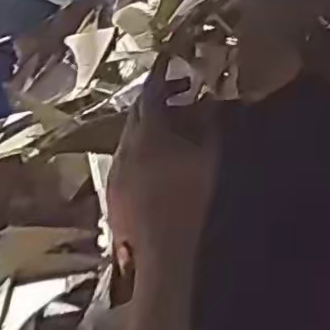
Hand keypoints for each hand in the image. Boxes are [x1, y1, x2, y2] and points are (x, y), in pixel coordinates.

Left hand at [107, 46, 219, 329]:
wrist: (173, 269)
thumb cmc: (199, 203)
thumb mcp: (215, 153)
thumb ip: (212, 120)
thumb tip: (211, 100)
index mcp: (148, 133)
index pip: (152, 90)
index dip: (164, 73)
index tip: (175, 61)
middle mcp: (124, 151)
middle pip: (137, 113)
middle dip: (157, 99)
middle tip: (182, 92)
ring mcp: (115, 180)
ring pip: (129, 139)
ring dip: (149, 127)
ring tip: (176, 128)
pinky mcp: (114, 206)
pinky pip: (126, 165)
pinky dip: (141, 154)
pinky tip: (160, 164)